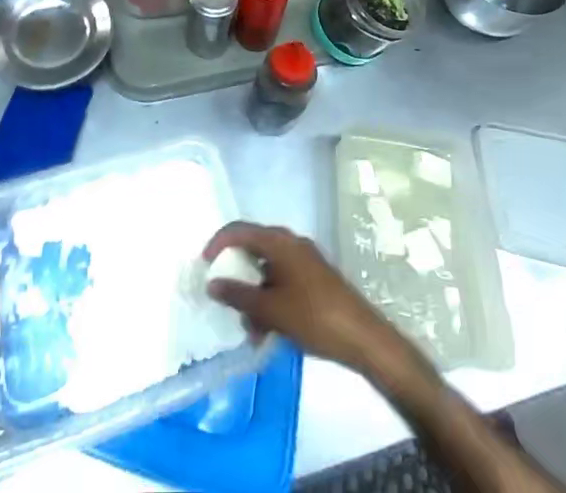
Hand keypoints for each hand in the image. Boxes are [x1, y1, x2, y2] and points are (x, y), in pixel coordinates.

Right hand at [203, 221, 401, 371]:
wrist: (361, 336)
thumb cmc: (313, 316)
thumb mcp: (269, 309)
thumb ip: (237, 294)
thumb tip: (212, 283)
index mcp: (280, 242)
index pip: (240, 230)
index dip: (218, 243)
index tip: (204, 265)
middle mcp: (292, 244)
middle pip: (253, 250)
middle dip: (237, 277)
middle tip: (225, 301)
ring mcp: (305, 262)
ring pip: (267, 272)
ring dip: (254, 297)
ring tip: (251, 330)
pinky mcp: (314, 279)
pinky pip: (282, 283)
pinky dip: (270, 302)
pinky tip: (268, 332)